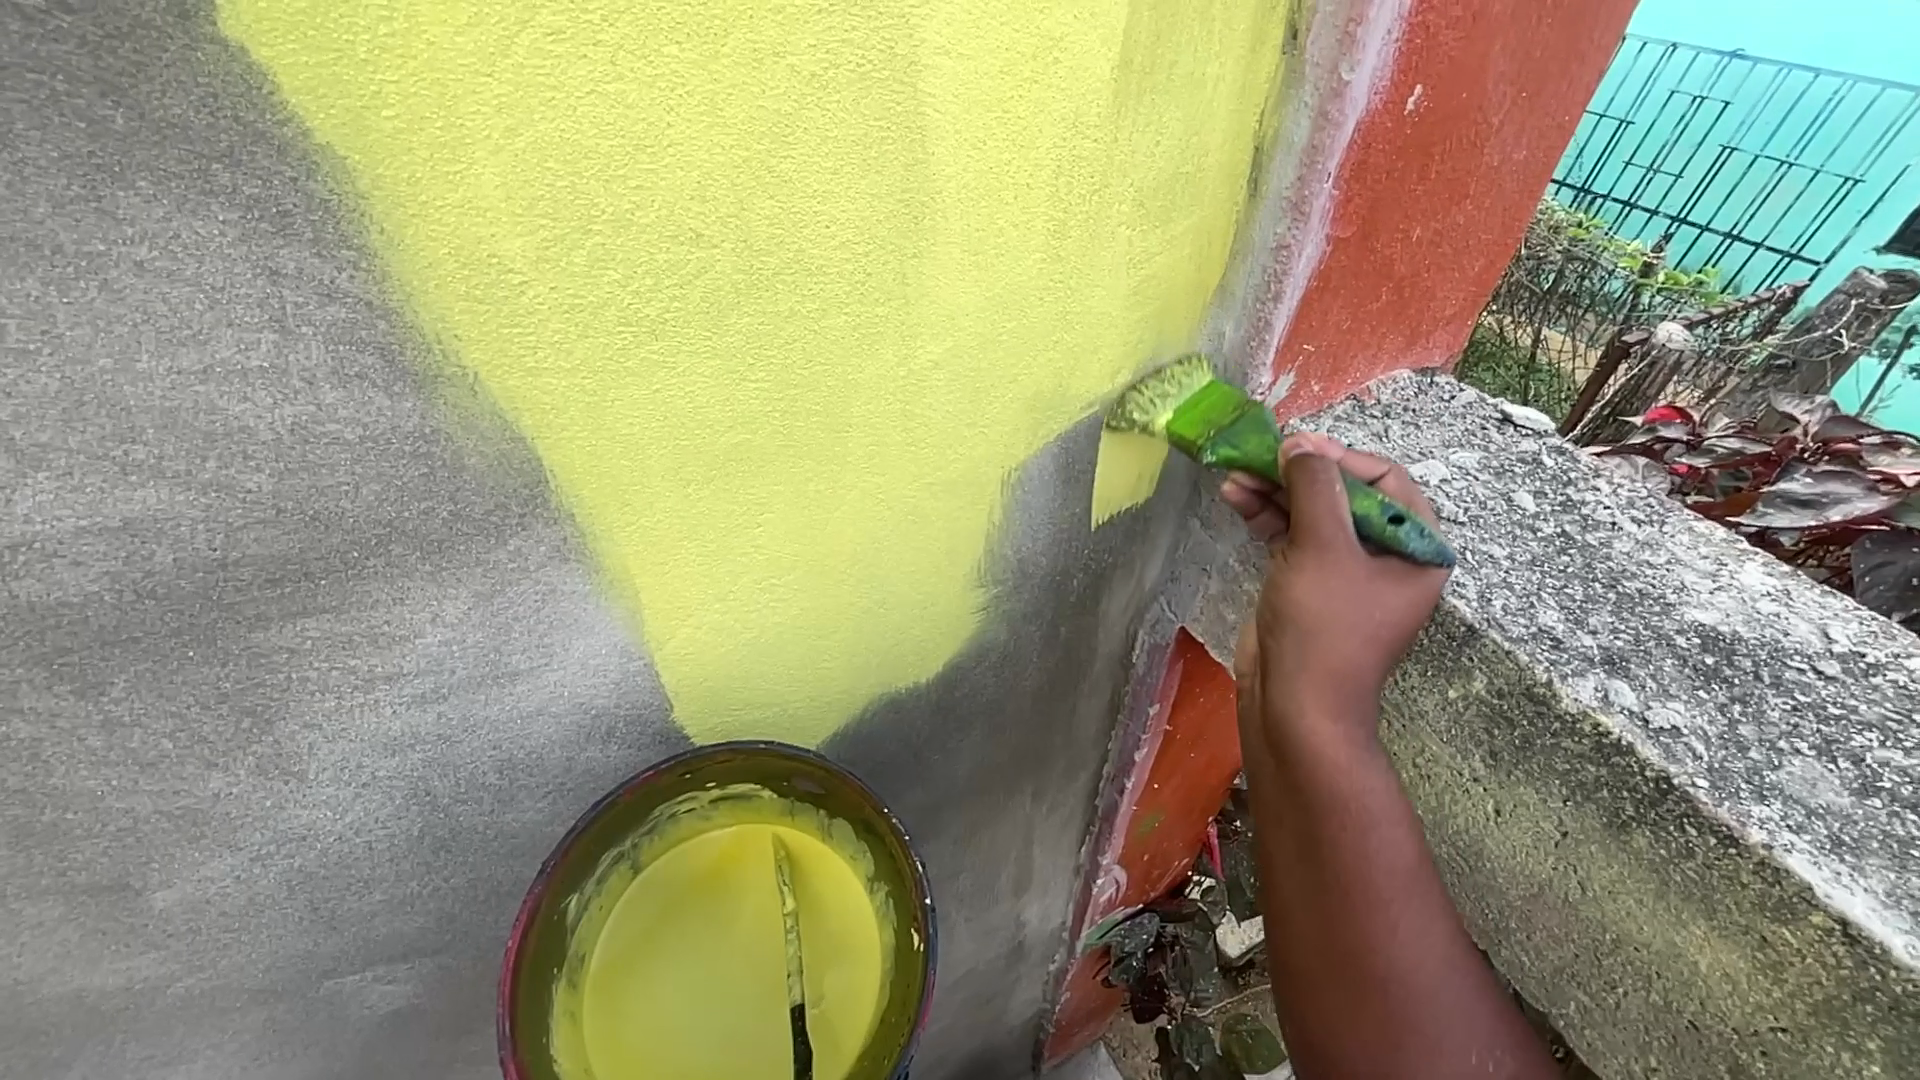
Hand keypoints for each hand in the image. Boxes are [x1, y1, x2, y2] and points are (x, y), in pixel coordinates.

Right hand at [1223, 433, 1449, 735]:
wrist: (1294, 706)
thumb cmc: (1324, 628)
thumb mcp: (1323, 549)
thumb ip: (1314, 487)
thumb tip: (1299, 444)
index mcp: (1415, 548)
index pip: (1385, 481)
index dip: (1340, 459)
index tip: (1295, 448)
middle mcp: (1383, 554)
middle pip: (1341, 493)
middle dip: (1297, 474)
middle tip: (1256, 456)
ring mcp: (1341, 569)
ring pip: (1309, 512)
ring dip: (1272, 491)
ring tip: (1233, 475)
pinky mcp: (1304, 581)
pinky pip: (1288, 535)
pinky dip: (1263, 515)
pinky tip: (1234, 497)